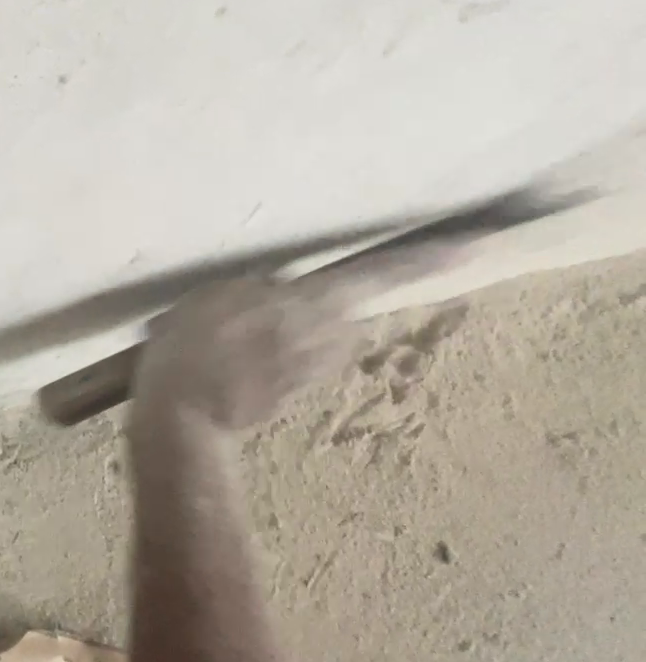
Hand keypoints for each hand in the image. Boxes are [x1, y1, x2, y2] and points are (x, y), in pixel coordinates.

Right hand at [132, 242, 459, 430]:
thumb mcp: (214, 296)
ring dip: (281, 340)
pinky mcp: (291, 397)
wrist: (183, 418)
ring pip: (310, 342)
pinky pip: (285, 367)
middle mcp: (332, 336)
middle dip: (309, 310)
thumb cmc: (195, 348)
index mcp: (318, 303)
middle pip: (336, 312)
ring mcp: (313, 372)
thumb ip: (257, 288)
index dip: (428, 258)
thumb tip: (274, 290)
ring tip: (231, 344)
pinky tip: (223, 368)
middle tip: (259, 314)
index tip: (478, 244)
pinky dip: (261, 366)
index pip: (382, 273)